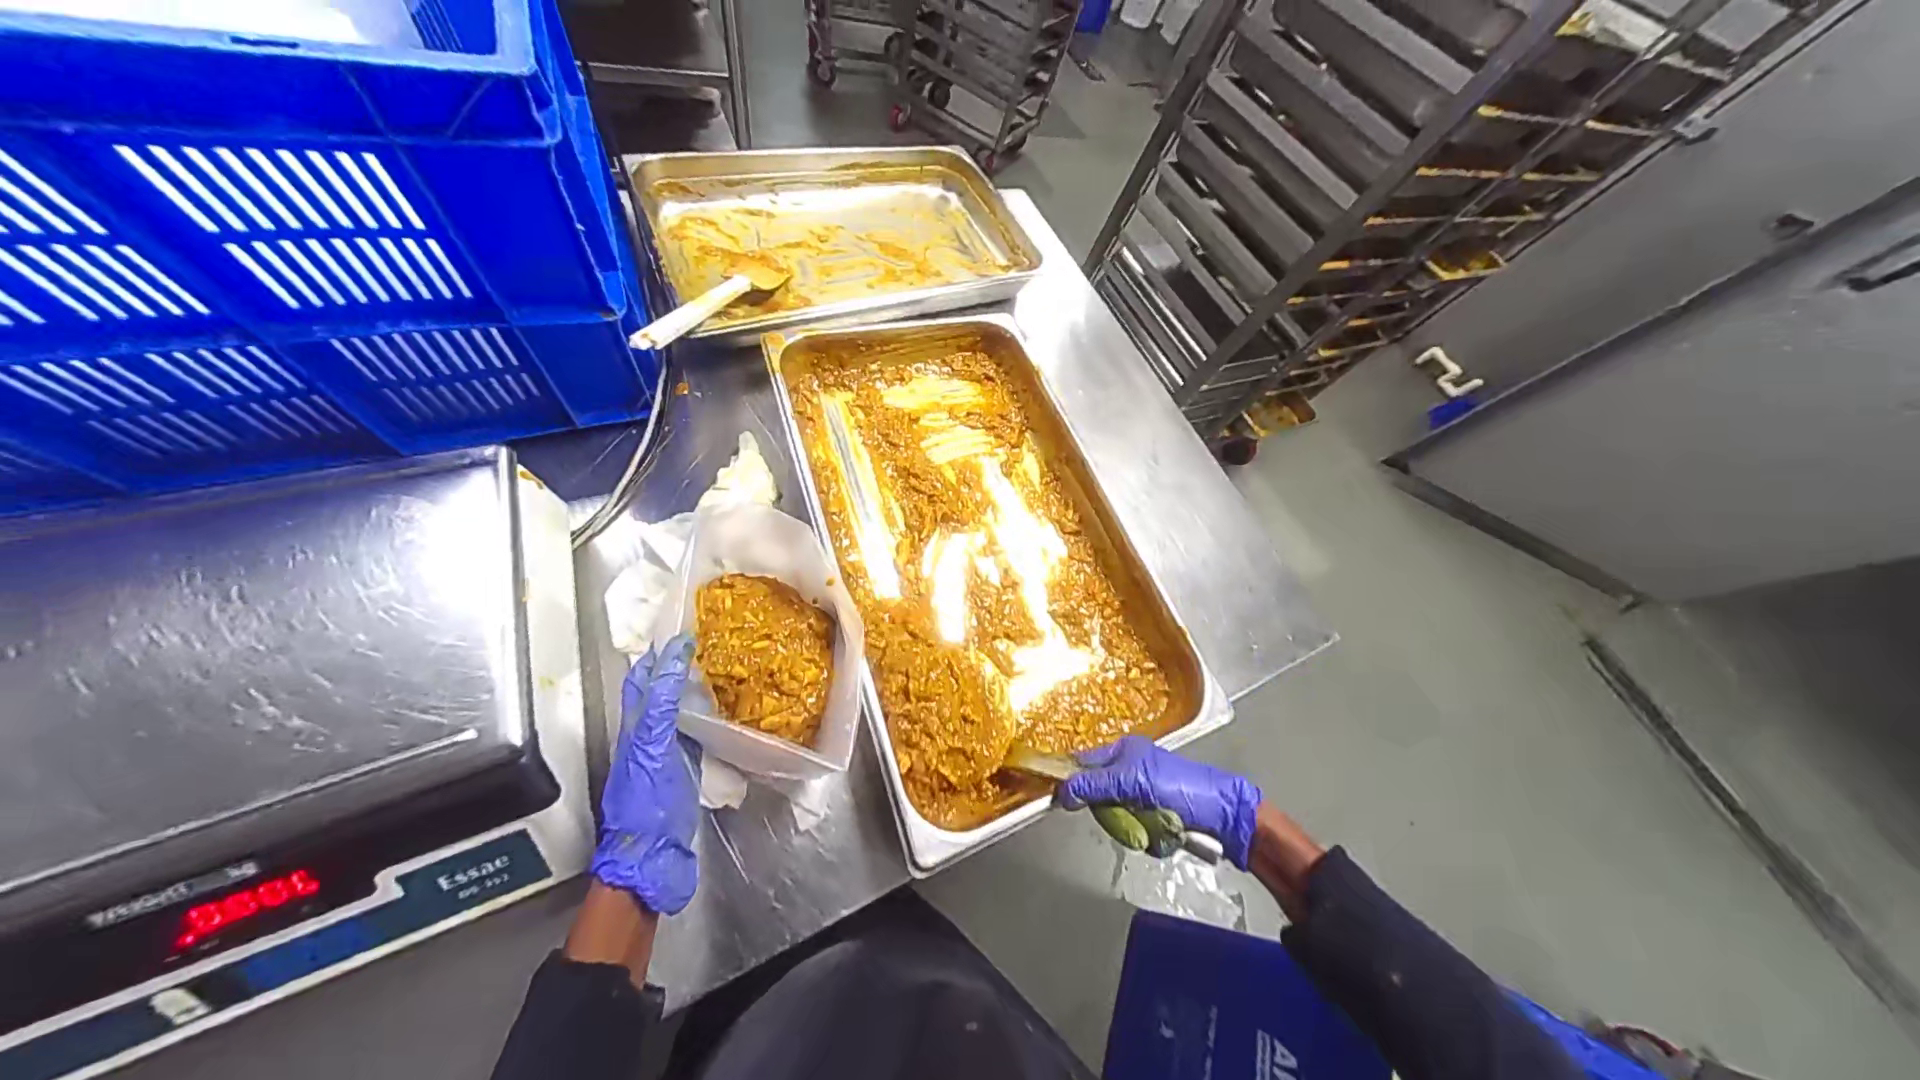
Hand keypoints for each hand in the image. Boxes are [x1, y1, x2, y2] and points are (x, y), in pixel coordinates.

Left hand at [591, 635, 699, 914]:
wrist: (652, 860)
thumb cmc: (649, 806)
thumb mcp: (653, 750)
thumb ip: (660, 707)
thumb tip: (669, 660)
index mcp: (635, 730)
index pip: (643, 682)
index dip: (658, 656)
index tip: (682, 633)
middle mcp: (649, 738)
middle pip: (659, 694)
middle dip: (677, 668)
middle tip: (705, 646)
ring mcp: (667, 756)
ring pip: (678, 713)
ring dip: (693, 690)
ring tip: (718, 671)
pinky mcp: (685, 773)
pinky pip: (695, 735)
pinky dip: (707, 717)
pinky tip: (723, 714)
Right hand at [1058, 735, 1262, 869]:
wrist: (1225, 818)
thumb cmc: (1181, 789)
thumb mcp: (1133, 781)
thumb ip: (1094, 785)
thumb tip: (1061, 792)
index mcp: (1124, 752)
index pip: (1084, 763)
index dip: (1071, 781)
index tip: (1062, 801)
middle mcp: (1131, 772)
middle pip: (1098, 797)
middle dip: (1114, 814)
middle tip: (1130, 817)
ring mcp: (1144, 797)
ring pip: (1117, 819)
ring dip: (1134, 828)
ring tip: (1155, 826)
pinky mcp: (1156, 819)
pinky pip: (1137, 832)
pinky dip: (1149, 837)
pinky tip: (1165, 834)